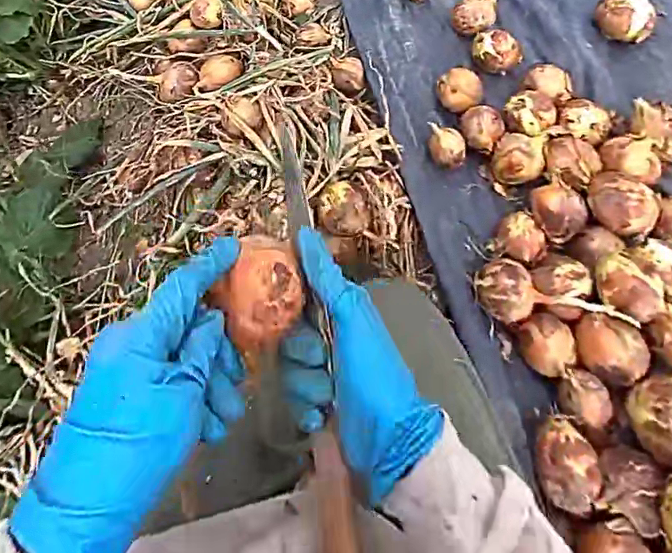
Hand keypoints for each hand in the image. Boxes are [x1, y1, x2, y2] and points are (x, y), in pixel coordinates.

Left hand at [10, 239, 246, 552]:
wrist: (80, 514)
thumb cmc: (136, 449)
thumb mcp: (184, 395)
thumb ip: (202, 349)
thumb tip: (212, 319)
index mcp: (140, 333)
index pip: (183, 285)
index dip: (211, 264)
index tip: (234, 245)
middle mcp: (127, 342)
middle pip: (186, 326)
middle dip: (218, 351)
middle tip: (239, 381)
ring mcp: (120, 367)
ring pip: (178, 355)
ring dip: (207, 380)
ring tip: (223, 418)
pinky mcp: (119, 392)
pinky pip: (162, 376)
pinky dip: (187, 393)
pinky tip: (206, 425)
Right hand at [295, 228, 443, 505]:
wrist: (386, 438)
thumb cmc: (373, 370)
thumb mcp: (351, 317)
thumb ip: (326, 279)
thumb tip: (304, 233)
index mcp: (339, 308)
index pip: (297, 294)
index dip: (286, 304)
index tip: (285, 313)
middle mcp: (328, 335)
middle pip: (286, 334)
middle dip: (302, 352)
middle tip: (323, 360)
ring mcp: (321, 371)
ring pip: (286, 369)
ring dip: (306, 385)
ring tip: (329, 394)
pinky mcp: (314, 403)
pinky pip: (290, 399)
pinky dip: (305, 409)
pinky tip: (323, 414)